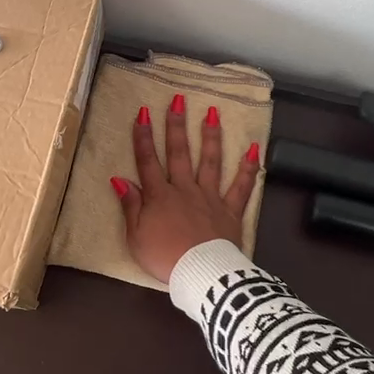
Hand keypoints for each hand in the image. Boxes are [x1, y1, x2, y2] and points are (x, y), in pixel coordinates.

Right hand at [112, 94, 260, 283]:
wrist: (201, 274)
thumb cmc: (164, 258)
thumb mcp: (135, 236)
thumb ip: (130, 206)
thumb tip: (119, 179)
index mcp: (159, 196)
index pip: (147, 161)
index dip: (143, 137)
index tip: (144, 112)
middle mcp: (184, 189)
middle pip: (179, 153)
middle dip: (176, 125)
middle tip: (179, 99)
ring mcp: (210, 197)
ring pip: (210, 161)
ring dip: (210, 136)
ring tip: (213, 112)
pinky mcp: (231, 210)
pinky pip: (241, 186)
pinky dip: (248, 168)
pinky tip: (254, 149)